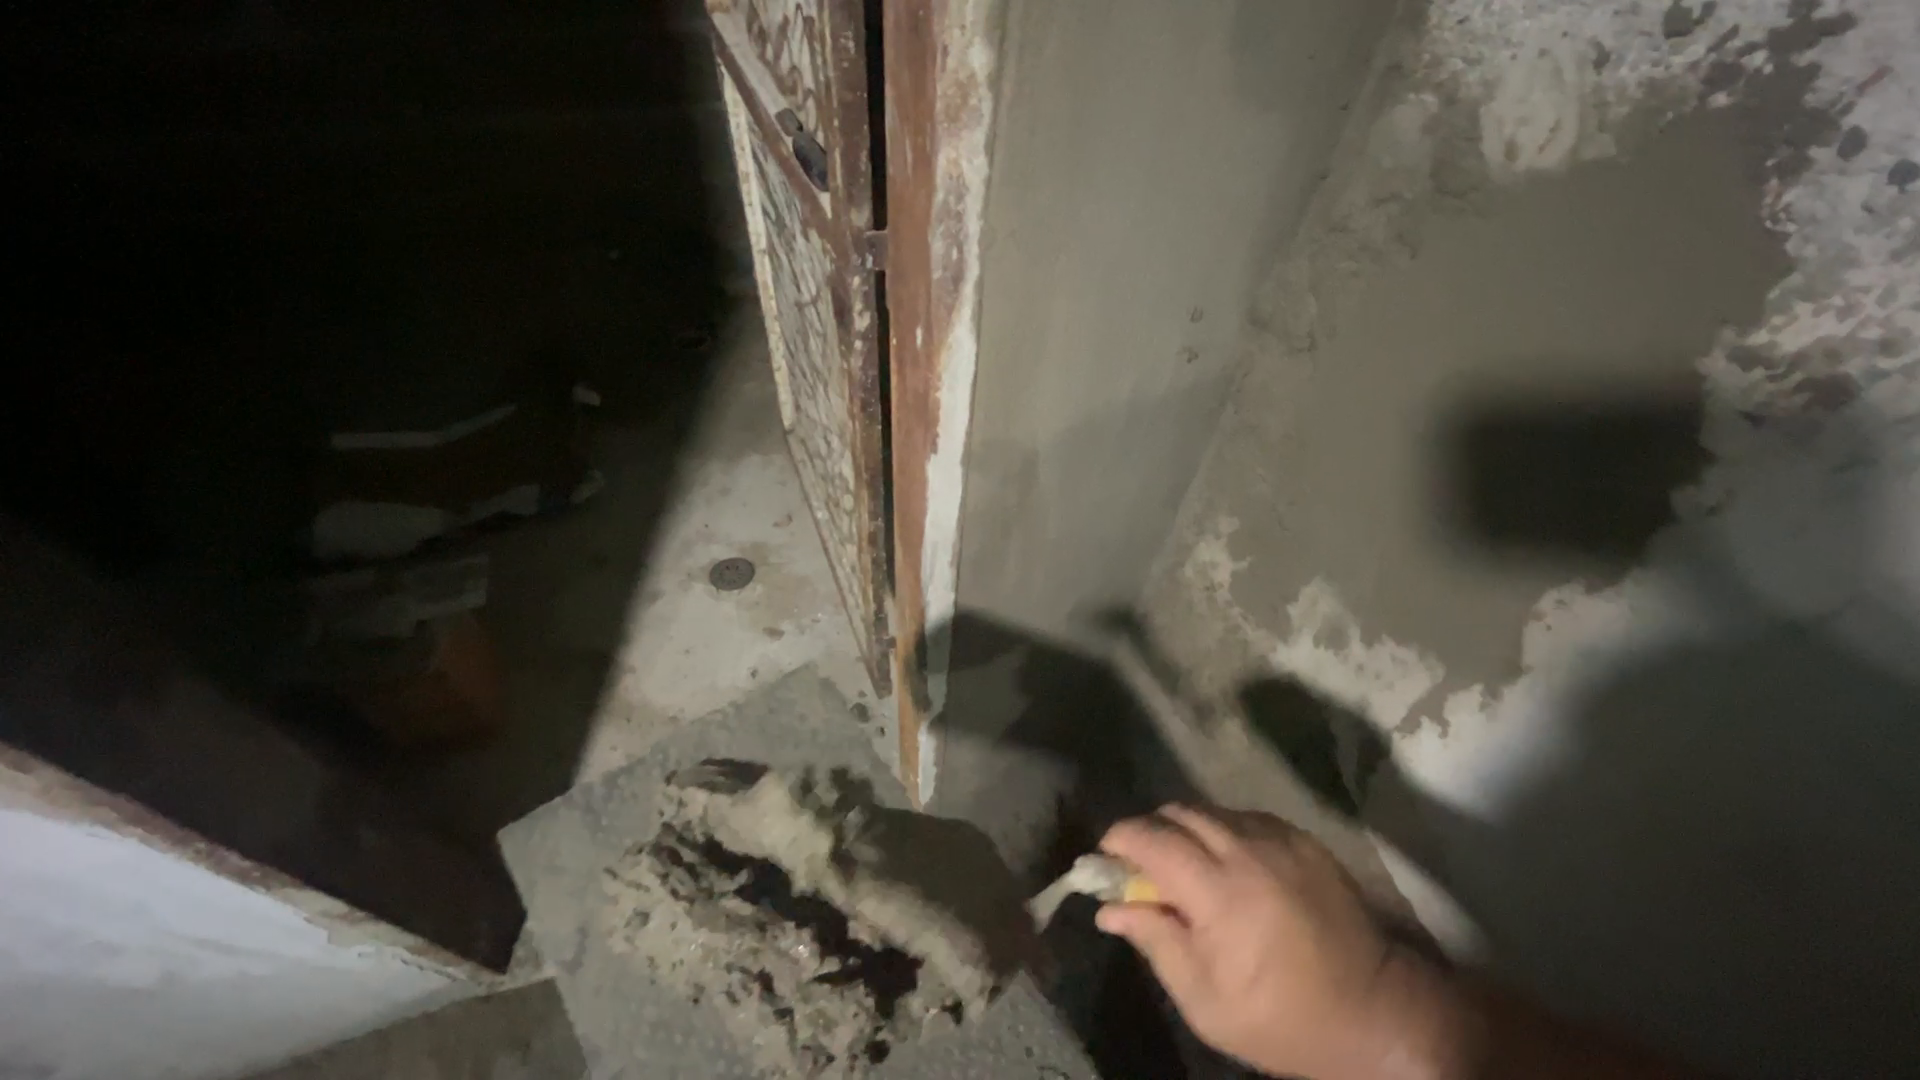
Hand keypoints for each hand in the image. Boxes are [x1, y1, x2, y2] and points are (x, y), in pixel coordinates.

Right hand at [1096, 805, 1467, 1079]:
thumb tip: (1109, 909)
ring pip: (1210, 811)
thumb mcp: (1206, 1001)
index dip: (1119, 839)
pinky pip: (1245, 818)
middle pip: (1178, 813)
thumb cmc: (1282, 1019)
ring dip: (1186, 830)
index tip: (1106, 856)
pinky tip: (1229, 865)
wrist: (1378, 1014)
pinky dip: (1222, 831)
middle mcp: (1245, 850)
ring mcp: (1279, 839)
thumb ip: (1155, 943)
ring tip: (1187, 867)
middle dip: (1150, 831)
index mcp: (1217, 891)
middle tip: (1144, 867)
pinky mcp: (1303, 840)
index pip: (1151, 838)